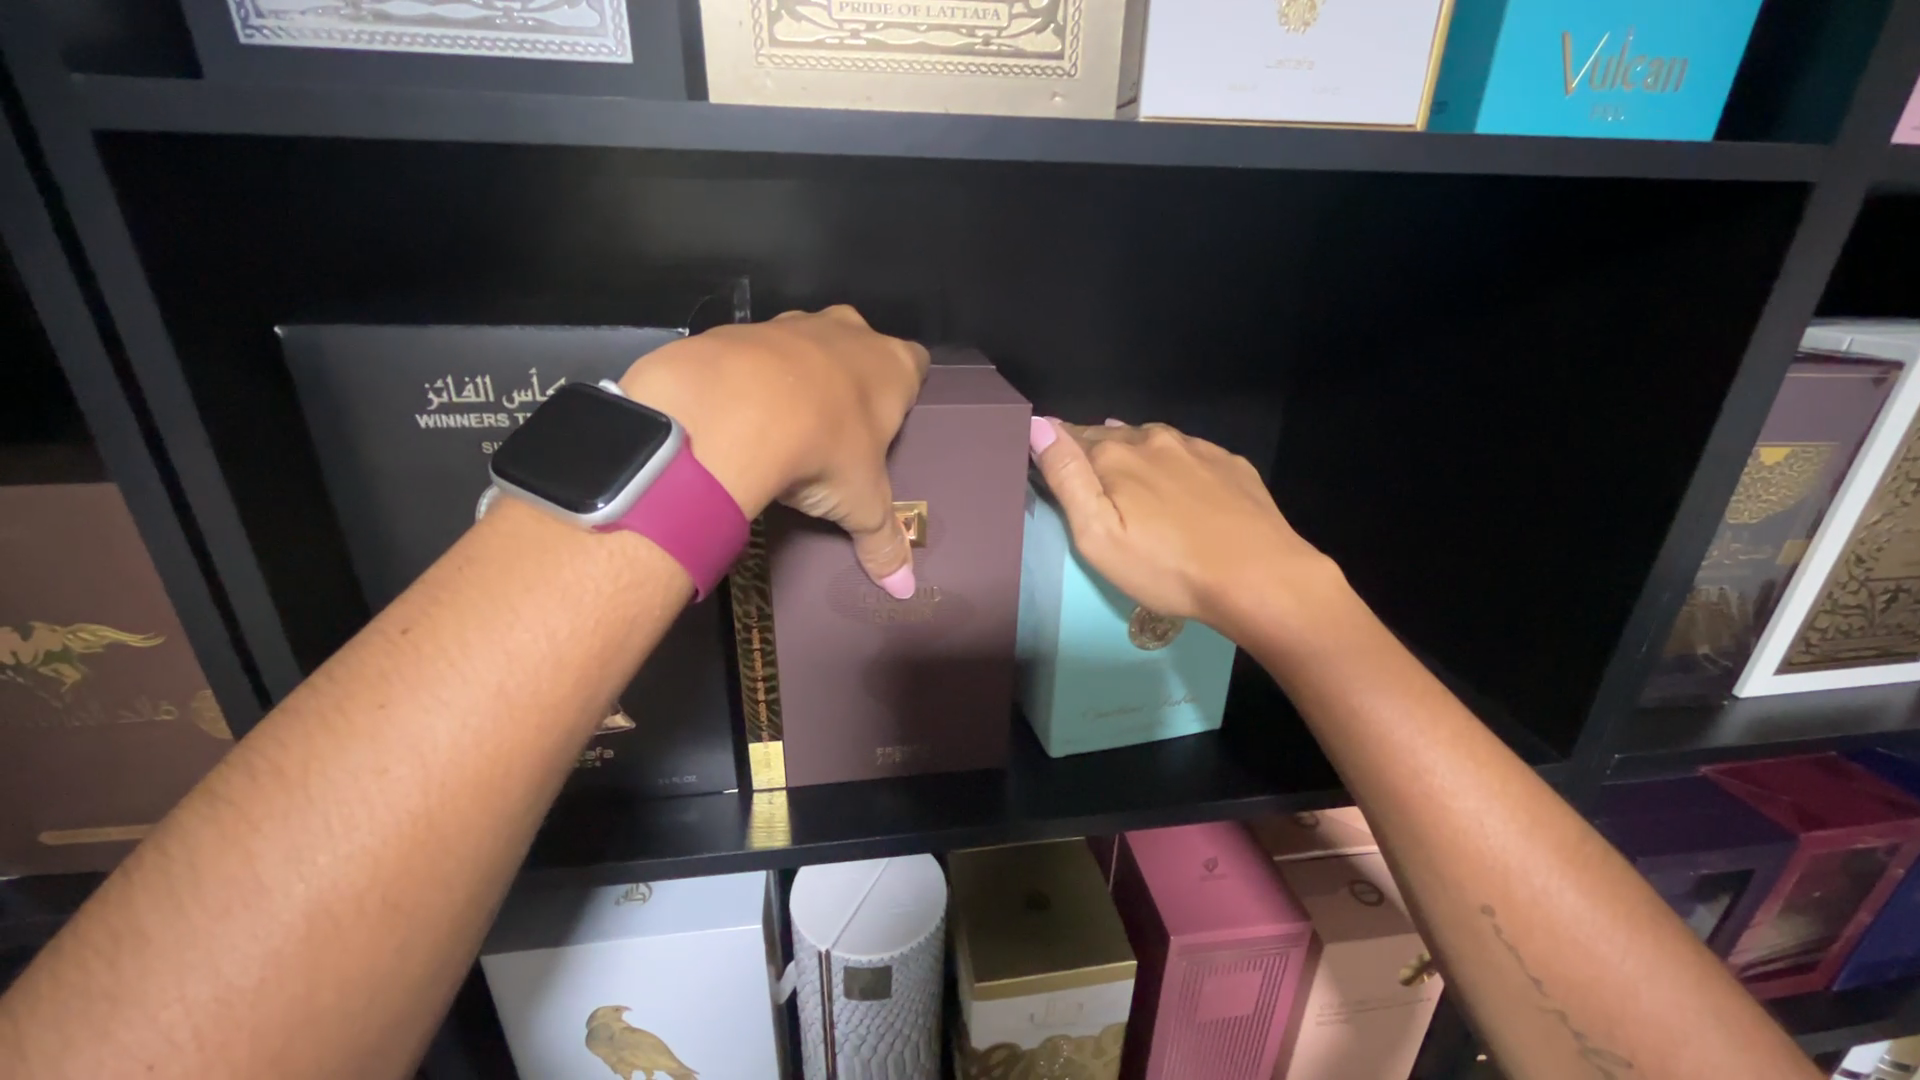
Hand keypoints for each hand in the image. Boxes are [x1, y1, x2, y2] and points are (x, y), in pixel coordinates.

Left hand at [618, 306, 928, 596]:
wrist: (736, 407)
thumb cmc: (825, 447)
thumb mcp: (861, 503)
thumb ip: (884, 542)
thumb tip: (904, 589)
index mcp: (893, 366)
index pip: (917, 364)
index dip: (904, 391)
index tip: (890, 419)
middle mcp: (849, 332)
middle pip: (862, 347)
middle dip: (853, 378)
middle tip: (840, 425)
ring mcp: (795, 325)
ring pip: (808, 342)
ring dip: (802, 374)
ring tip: (788, 421)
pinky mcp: (743, 330)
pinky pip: (757, 353)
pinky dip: (754, 378)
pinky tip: (744, 412)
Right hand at [1027, 418, 1341, 641]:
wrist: (1259, 578)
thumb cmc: (1166, 567)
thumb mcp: (1098, 535)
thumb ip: (1067, 477)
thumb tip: (1039, 424)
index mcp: (1115, 455)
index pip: (1071, 437)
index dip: (1057, 449)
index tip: (1048, 465)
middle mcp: (1154, 439)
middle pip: (1112, 437)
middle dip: (1096, 453)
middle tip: (1091, 484)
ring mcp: (1197, 449)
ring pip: (1152, 442)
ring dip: (1136, 456)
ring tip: (1132, 483)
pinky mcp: (1230, 464)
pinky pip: (1190, 454)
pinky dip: (1175, 465)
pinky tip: (1180, 489)